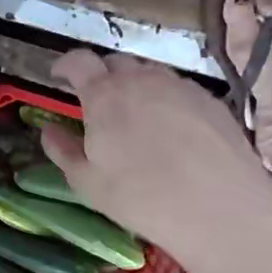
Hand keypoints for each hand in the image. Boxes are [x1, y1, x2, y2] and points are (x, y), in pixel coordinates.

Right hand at [40, 50, 271, 272]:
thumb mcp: (86, 181)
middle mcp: (143, 80)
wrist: (222, 211)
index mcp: (105, 95)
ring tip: (132, 118)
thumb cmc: (140, 197)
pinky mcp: (212, 102)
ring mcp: (182, 88)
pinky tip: (168, 132)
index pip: (78, 61)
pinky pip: (178, 90)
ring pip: (149, 75)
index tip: (57, 77)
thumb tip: (49, 130)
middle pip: (115, 63)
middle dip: (99, 76)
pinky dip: (164, 101)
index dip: (64, 65)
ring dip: (133, 87)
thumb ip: (61, 149)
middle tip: (94, 104)